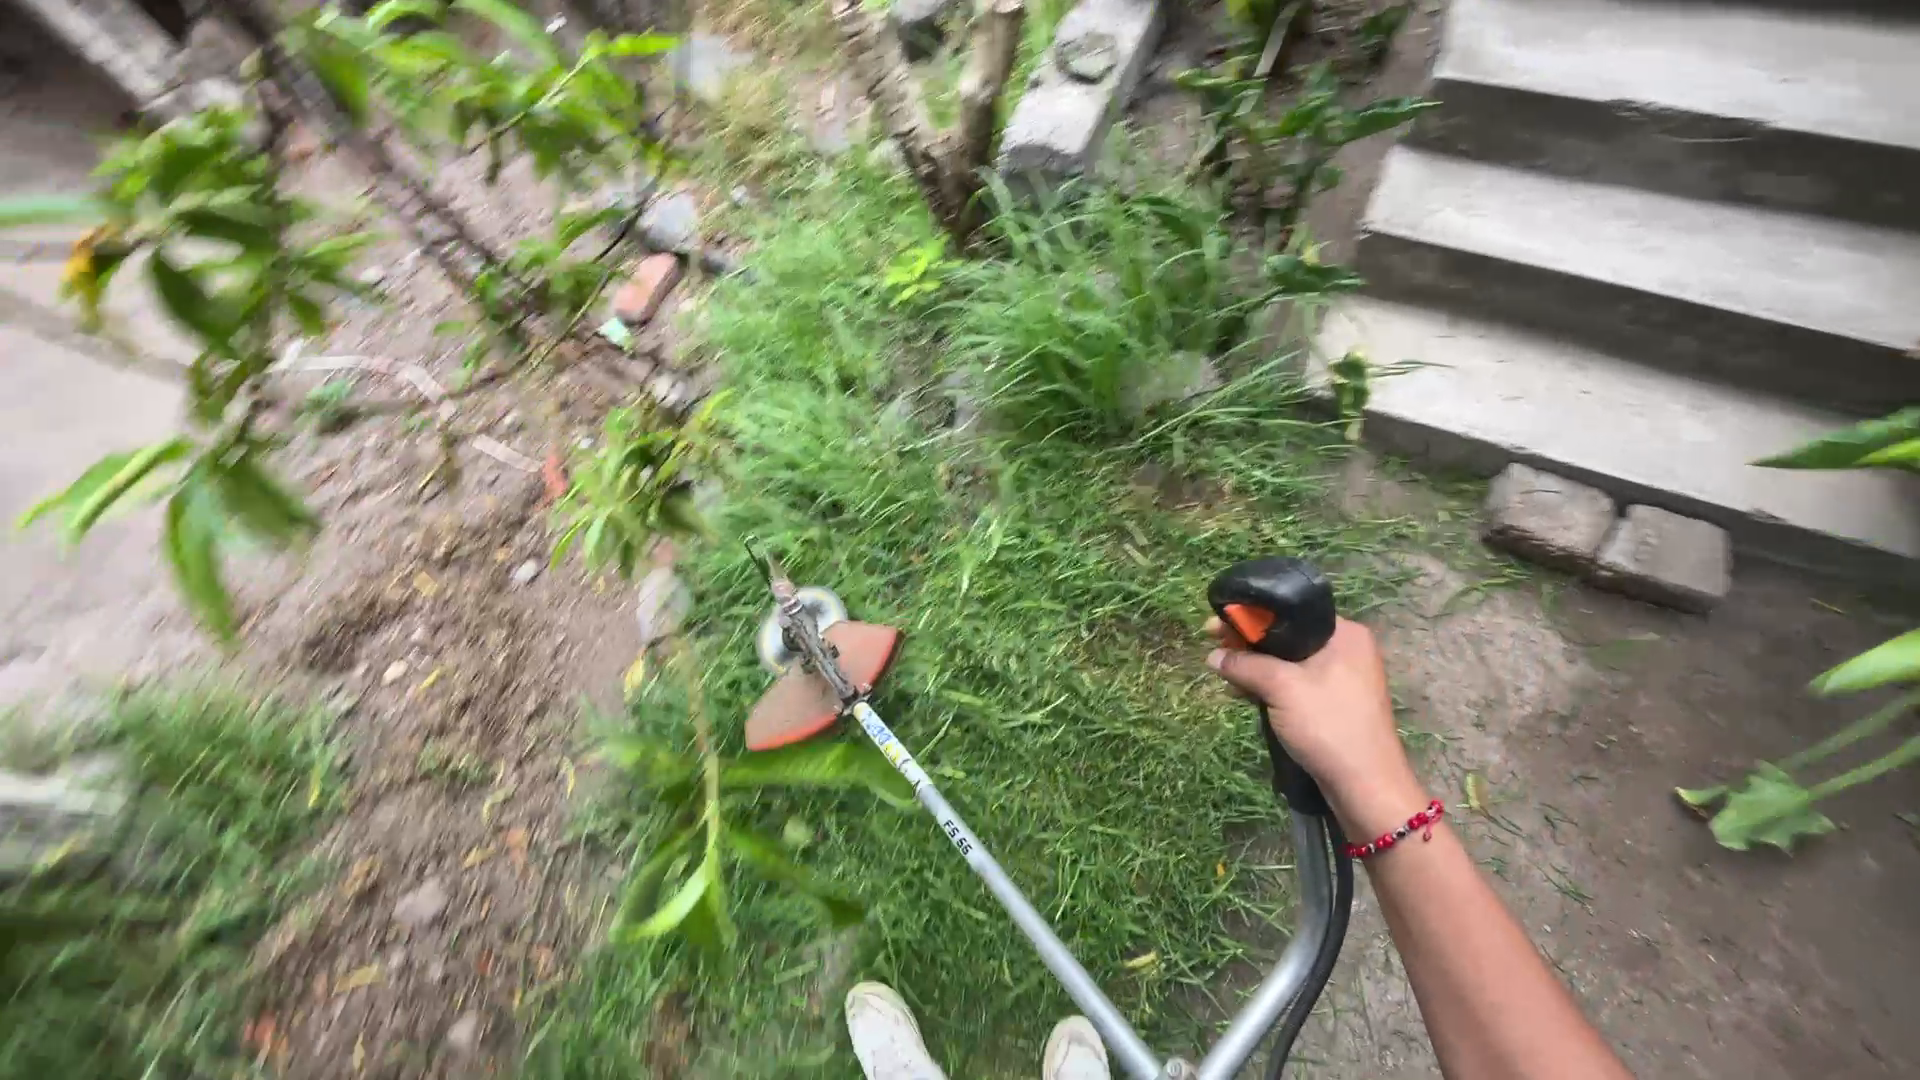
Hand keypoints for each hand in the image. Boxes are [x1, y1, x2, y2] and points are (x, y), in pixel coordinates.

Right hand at [1205, 616, 1426, 836]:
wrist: (1364, 785)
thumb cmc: (1327, 724)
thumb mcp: (1280, 686)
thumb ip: (1244, 664)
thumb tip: (1212, 656)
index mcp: (1345, 633)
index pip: (1290, 611)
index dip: (1250, 615)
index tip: (1218, 624)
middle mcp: (1346, 649)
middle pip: (1285, 635)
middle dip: (1247, 643)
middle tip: (1214, 648)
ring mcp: (1341, 677)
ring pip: (1287, 661)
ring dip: (1255, 667)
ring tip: (1226, 676)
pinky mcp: (1332, 702)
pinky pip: (1293, 682)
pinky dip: (1269, 686)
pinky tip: (1244, 693)